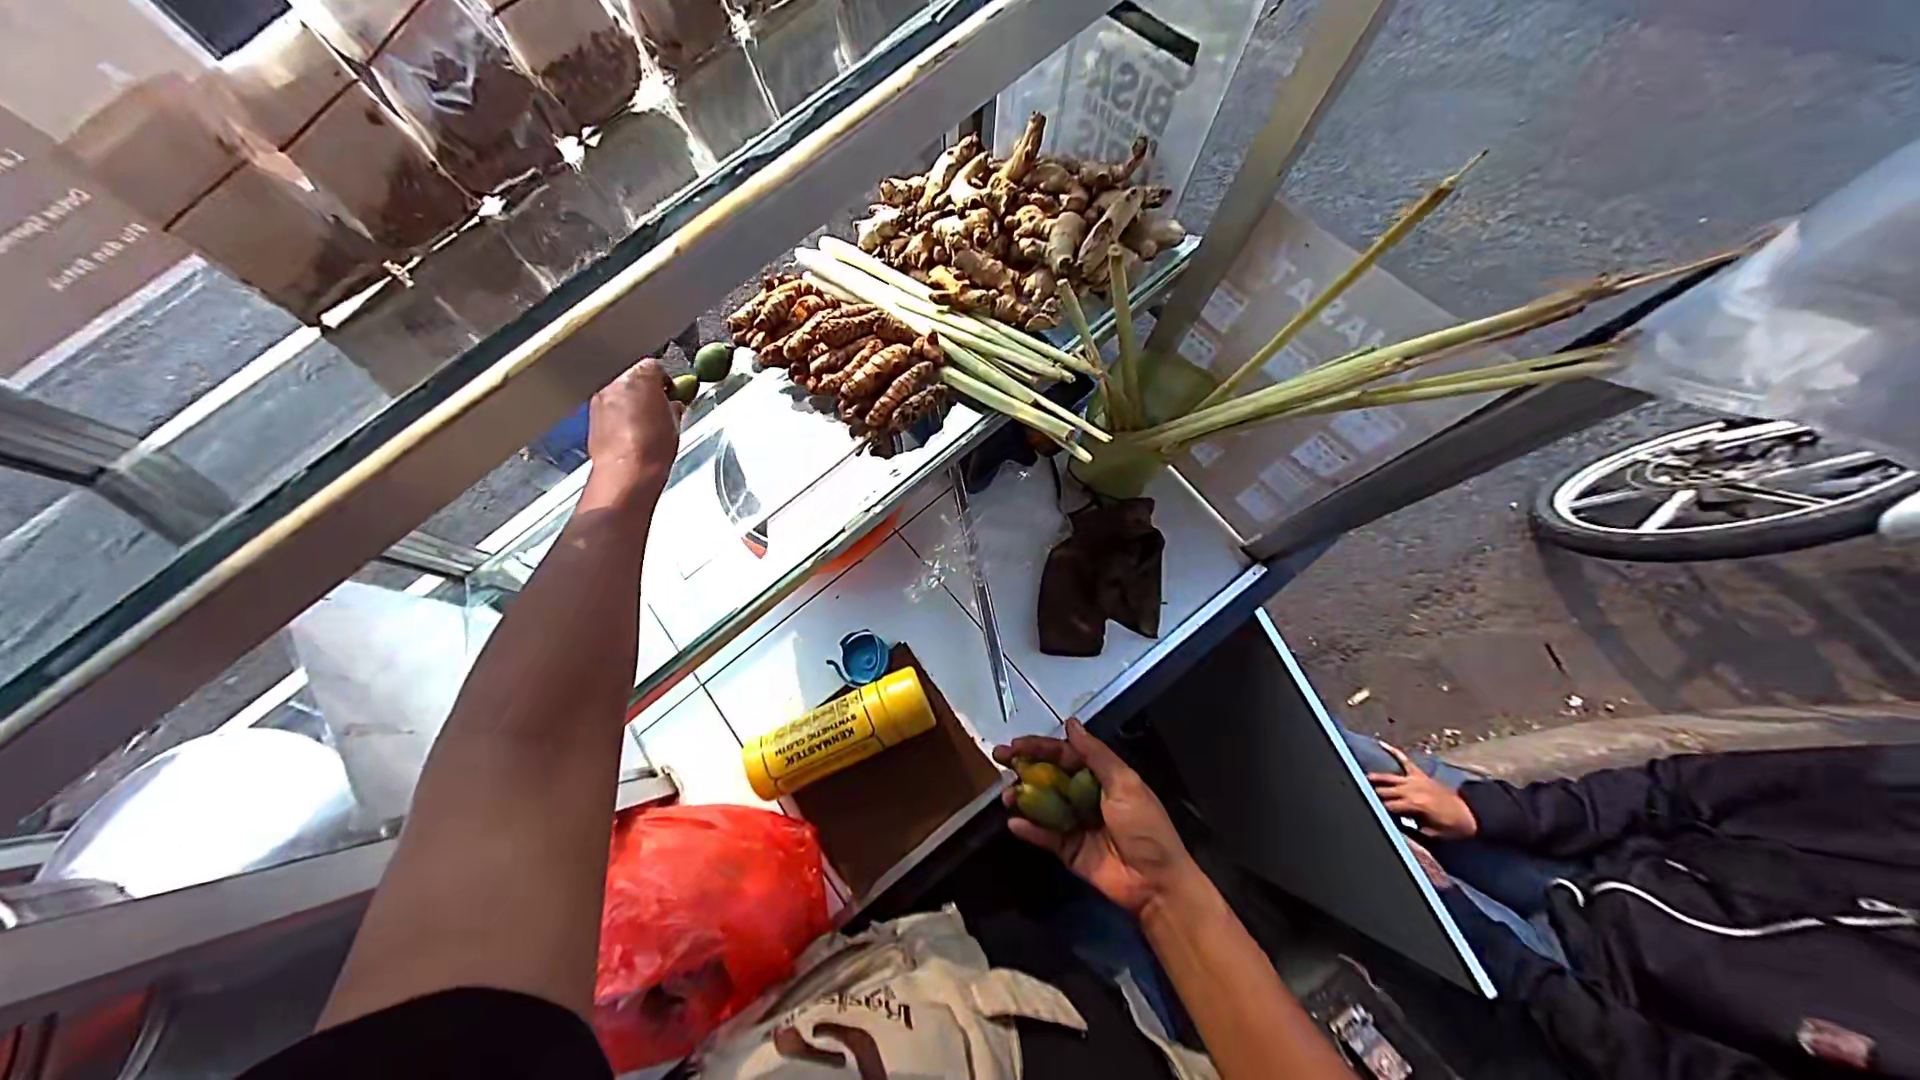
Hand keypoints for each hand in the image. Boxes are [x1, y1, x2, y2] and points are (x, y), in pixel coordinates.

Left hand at [587, 358, 680, 511]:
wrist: (626, 472)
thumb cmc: (653, 448)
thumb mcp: (676, 424)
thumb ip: (673, 406)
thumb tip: (672, 404)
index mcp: (641, 377)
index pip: (655, 367)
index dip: (666, 382)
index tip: (673, 395)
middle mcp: (617, 382)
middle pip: (635, 378)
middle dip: (647, 391)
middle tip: (660, 411)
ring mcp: (601, 398)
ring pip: (621, 392)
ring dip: (631, 403)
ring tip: (646, 426)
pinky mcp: (591, 415)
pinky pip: (610, 407)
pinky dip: (619, 415)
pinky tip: (630, 434)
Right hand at [994, 718, 1197, 916]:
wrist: (1155, 882)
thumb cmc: (1144, 826)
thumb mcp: (1125, 784)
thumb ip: (1095, 754)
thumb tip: (1071, 724)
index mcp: (1100, 776)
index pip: (1065, 754)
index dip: (1041, 746)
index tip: (1016, 744)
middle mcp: (1083, 795)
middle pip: (1048, 775)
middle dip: (1023, 765)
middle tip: (998, 758)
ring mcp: (1073, 822)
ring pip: (1041, 803)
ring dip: (1022, 796)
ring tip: (1006, 794)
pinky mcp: (1067, 849)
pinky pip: (1043, 835)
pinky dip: (1028, 828)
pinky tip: (1014, 821)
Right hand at [1367, 744, 1477, 838]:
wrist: (1473, 816)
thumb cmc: (1452, 828)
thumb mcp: (1431, 834)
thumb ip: (1409, 828)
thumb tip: (1391, 823)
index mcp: (1413, 804)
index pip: (1387, 806)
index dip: (1376, 809)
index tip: (1366, 810)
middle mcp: (1411, 789)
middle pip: (1383, 790)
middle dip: (1370, 794)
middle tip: (1357, 794)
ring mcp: (1415, 779)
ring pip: (1387, 776)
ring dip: (1374, 778)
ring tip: (1359, 778)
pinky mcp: (1420, 774)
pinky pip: (1404, 760)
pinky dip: (1393, 751)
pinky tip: (1381, 744)